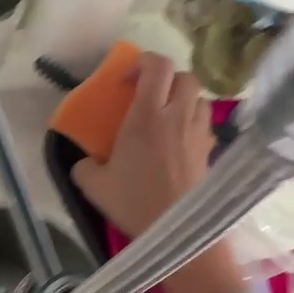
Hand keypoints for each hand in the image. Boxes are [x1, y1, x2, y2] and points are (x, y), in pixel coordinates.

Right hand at [73, 52, 247, 292]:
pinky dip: (193, 124)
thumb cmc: (133, 203)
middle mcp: (177, 115)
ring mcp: (198, 132)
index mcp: (147, 115)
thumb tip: (84, 161)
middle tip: (150, 98)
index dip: (142, 62)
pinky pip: (204, 124)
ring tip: (168, 118)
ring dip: (184, 100)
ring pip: (198, 97)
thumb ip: (84, 166)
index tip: (127, 81)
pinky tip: (180, 143)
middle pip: (183, 75)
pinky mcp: (209, 150)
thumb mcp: (93, 187)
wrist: (176, 230)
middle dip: (166, 80)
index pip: (156, 65)